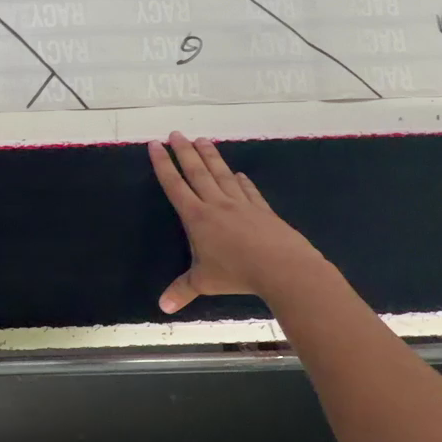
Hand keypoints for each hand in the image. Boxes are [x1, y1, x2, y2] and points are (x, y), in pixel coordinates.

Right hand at [148, 132, 327, 312]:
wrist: (285, 269)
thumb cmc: (238, 274)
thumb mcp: (204, 282)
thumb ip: (182, 290)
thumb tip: (162, 308)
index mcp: (196, 217)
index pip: (175, 184)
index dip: (163, 164)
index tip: (156, 145)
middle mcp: (217, 204)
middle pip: (197, 172)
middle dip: (184, 152)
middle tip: (176, 133)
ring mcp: (242, 205)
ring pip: (222, 175)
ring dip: (211, 157)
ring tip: (202, 140)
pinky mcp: (263, 211)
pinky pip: (249, 191)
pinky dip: (242, 181)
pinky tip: (239, 173)